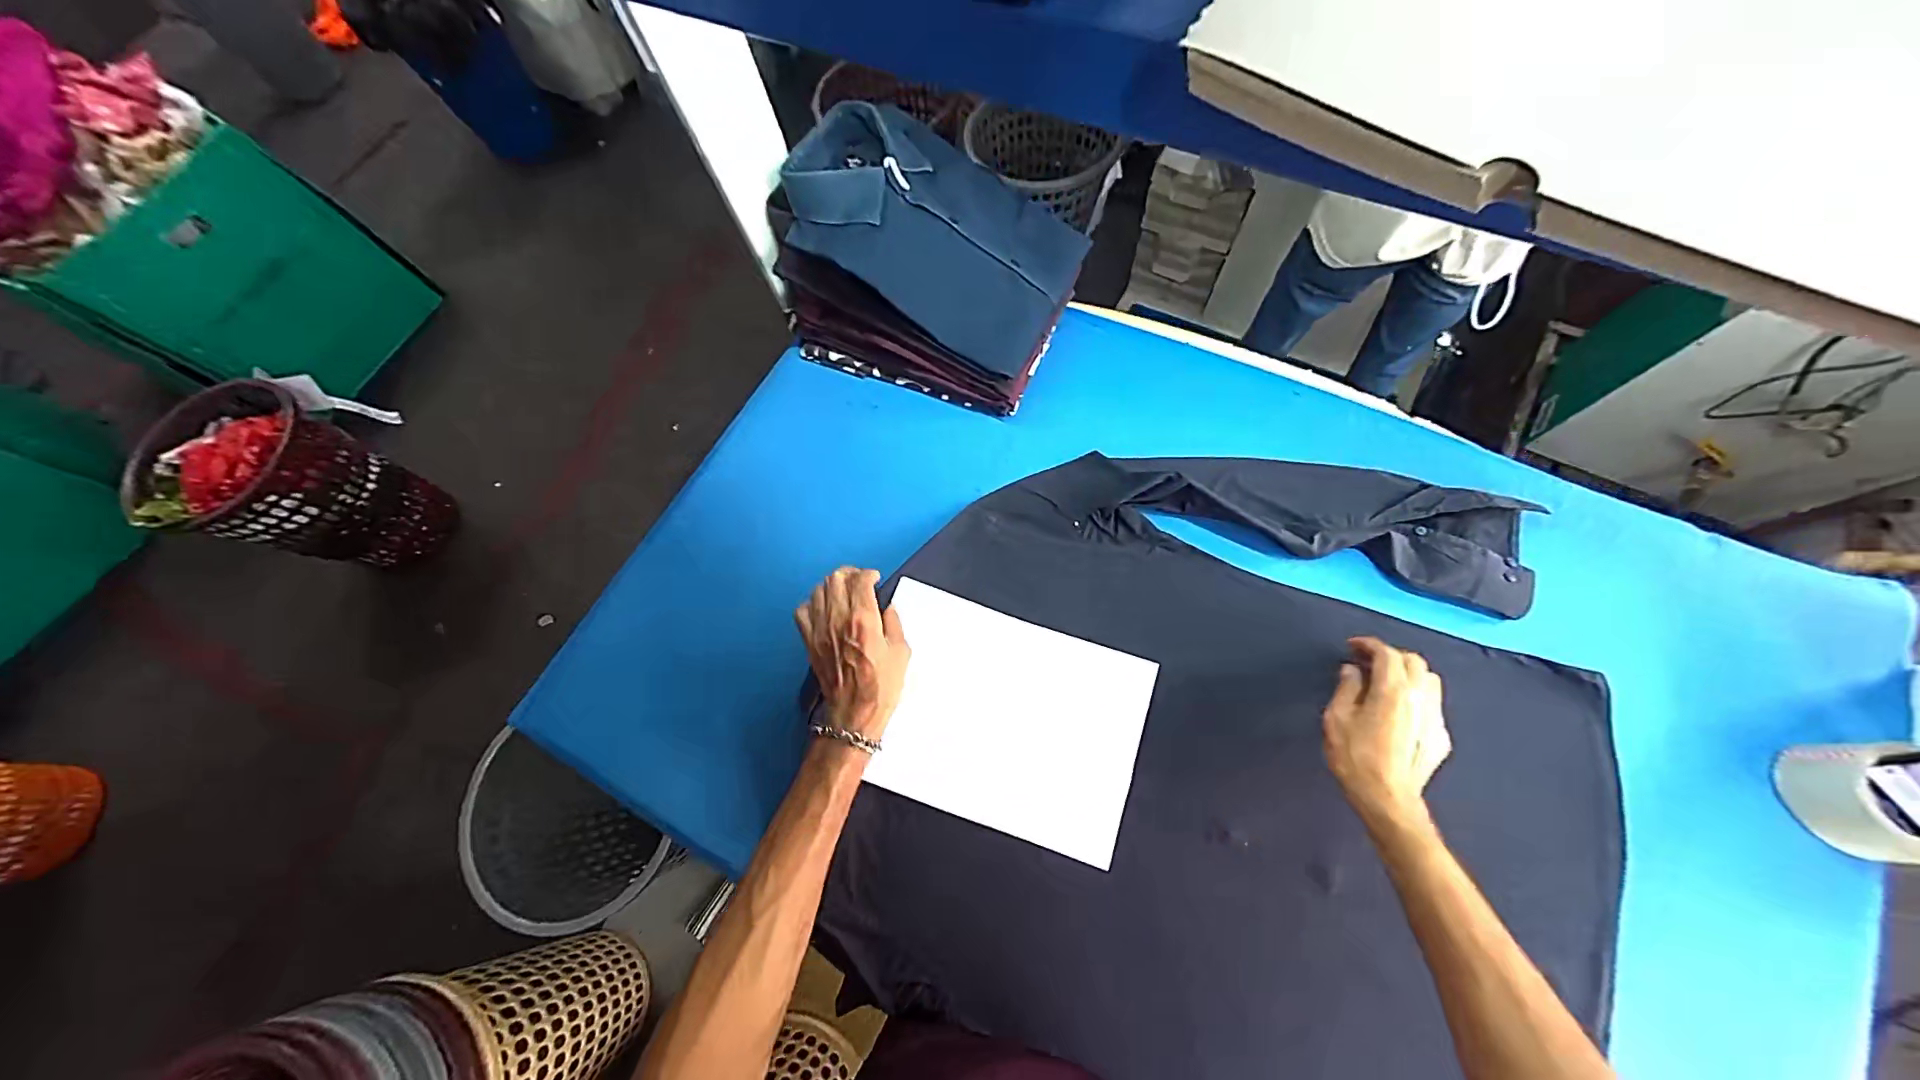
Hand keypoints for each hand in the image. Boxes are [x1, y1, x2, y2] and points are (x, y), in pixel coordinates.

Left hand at [794, 567, 910, 741]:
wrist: (854, 711)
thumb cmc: (881, 686)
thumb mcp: (901, 652)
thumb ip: (894, 623)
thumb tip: (886, 607)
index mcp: (863, 620)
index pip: (860, 580)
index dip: (868, 574)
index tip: (874, 578)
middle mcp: (838, 620)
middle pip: (836, 579)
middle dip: (850, 574)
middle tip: (859, 581)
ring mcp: (820, 629)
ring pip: (819, 590)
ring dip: (832, 586)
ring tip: (843, 592)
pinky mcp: (809, 640)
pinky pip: (803, 610)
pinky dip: (813, 603)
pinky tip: (824, 609)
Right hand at [1321, 636, 1450, 828]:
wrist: (1387, 799)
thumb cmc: (1355, 757)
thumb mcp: (1337, 718)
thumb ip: (1346, 688)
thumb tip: (1352, 670)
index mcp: (1393, 690)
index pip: (1387, 653)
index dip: (1369, 644)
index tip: (1352, 646)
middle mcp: (1421, 698)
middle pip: (1413, 662)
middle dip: (1390, 655)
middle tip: (1365, 662)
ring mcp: (1436, 718)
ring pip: (1428, 680)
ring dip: (1406, 673)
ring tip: (1384, 681)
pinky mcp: (1441, 737)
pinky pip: (1431, 704)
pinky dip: (1414, 695)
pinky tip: (1397, 709)